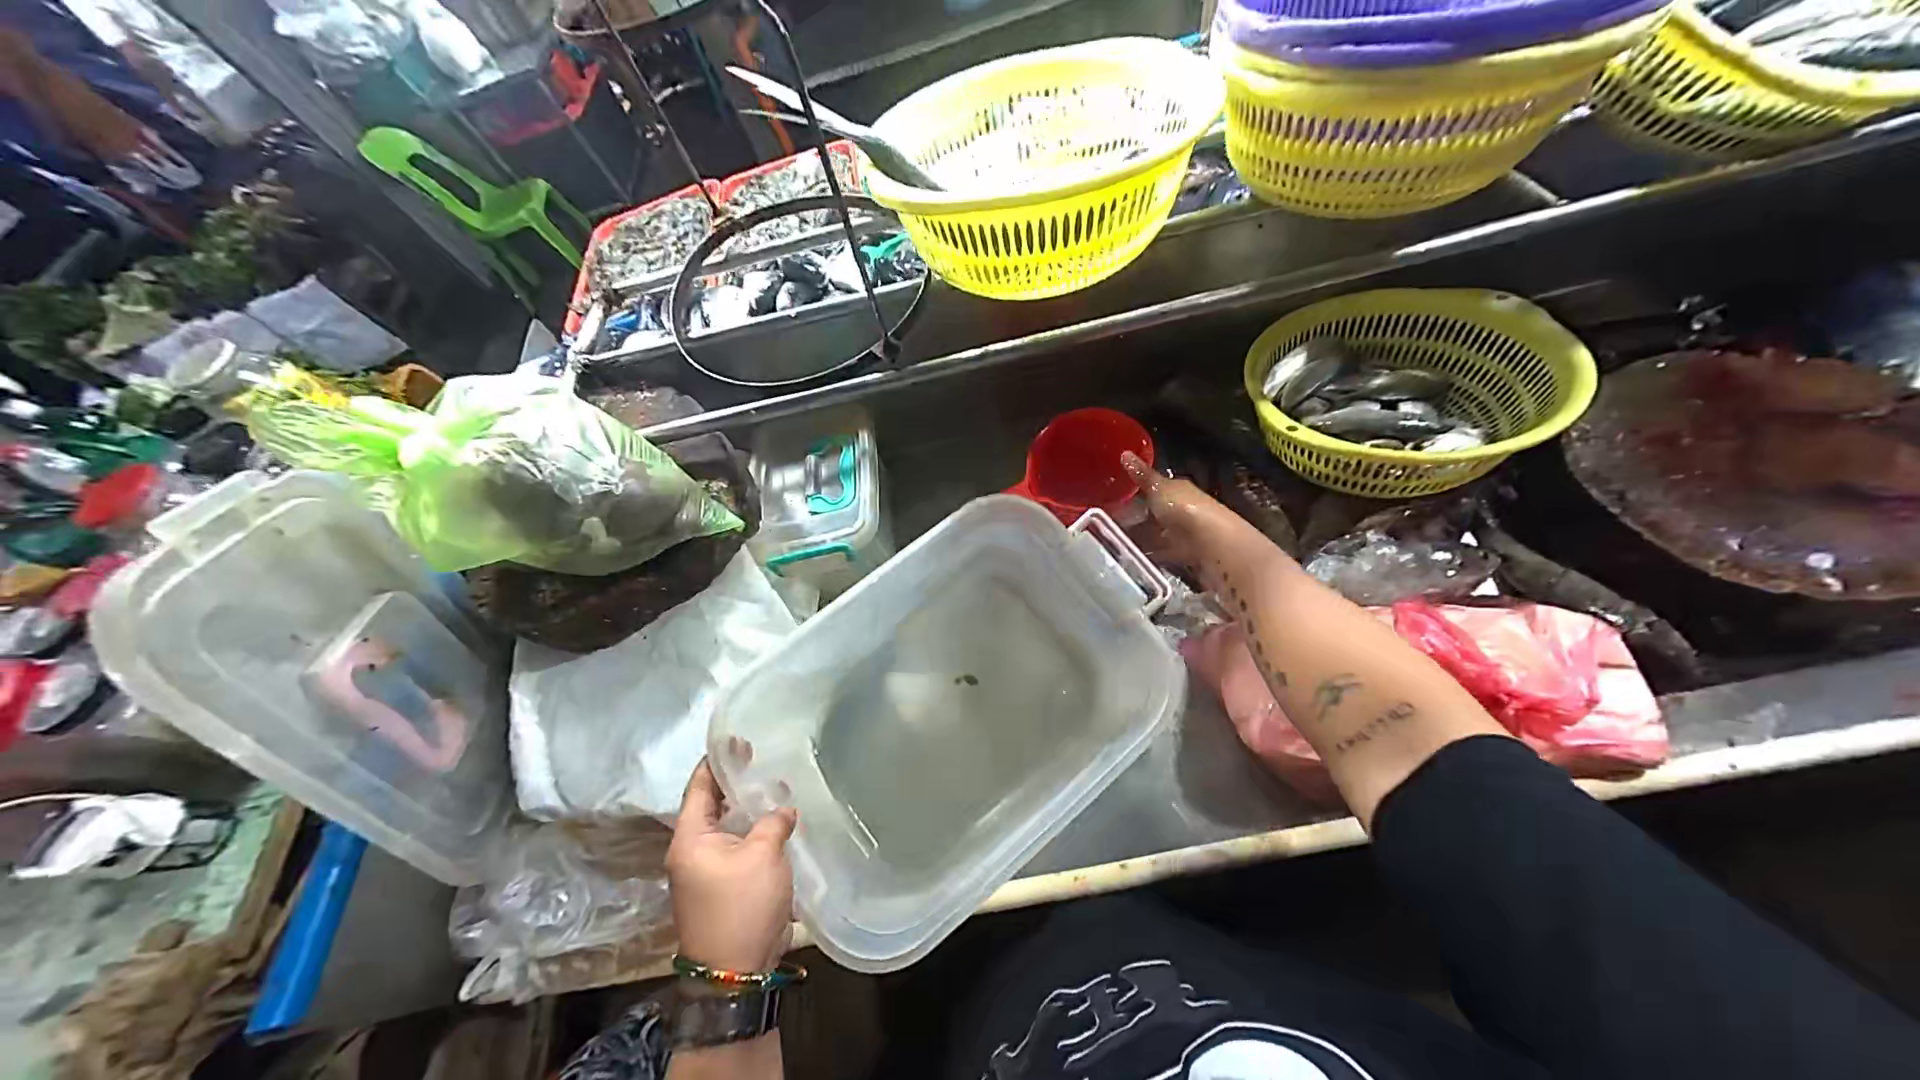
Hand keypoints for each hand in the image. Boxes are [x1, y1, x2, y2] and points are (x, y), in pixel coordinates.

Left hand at [667, 761, 797, 972]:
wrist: (735, 972)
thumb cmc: (742, 905)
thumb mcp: (763, 854)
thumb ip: (773, 822)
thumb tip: (782, 810)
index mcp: (690, 838)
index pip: (699, 785)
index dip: (718, 760)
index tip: (738, 740)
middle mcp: (692, 850)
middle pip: (713, 804)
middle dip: (737, 783)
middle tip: (765, 759)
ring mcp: (706, 869)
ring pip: (728, 827)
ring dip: (749, 809)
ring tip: (777, 786)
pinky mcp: (723, 885)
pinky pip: (738, 847)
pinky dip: (755, 832)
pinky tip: (779, 822)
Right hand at [1121, 451, 1275, 576]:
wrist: (1211, 543)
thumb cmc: (1184, 508)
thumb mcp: (1158, 488)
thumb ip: (1142, 475)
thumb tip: (1124, 453)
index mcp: (1179, 489)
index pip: (1156, 488)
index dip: (1136, 492)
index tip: (1113, 499)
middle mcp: (1184, 509)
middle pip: (1156, 513)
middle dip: (1136, 518)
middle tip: (1109, 524)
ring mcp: (1185, 533)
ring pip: (1158, 534)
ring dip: (1142, 538)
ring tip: (1116, 544)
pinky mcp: (1185, 555)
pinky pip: (1162, 553)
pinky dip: (1149, 554)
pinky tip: (1134, 558)